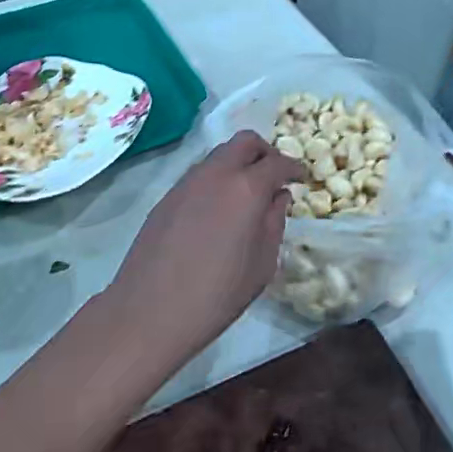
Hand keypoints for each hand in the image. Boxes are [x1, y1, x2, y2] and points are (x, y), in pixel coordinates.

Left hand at [104, 131, 302, 358]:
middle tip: (274, 177)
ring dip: (238, 164)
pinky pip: (199, 174)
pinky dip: (216, 179)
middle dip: (265, 152)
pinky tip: (218, 211)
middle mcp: (215, 174)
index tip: (301, 177)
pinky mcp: (167, 197)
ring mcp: (186, 182)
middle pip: (245, 142)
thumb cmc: (217, 294)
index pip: (277, 162)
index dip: (293, 167)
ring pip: (219, 155)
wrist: (150, 310)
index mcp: (245, 188)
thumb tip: (278, 197)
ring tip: (246, 196)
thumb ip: (274, 222)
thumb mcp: (261, 264)